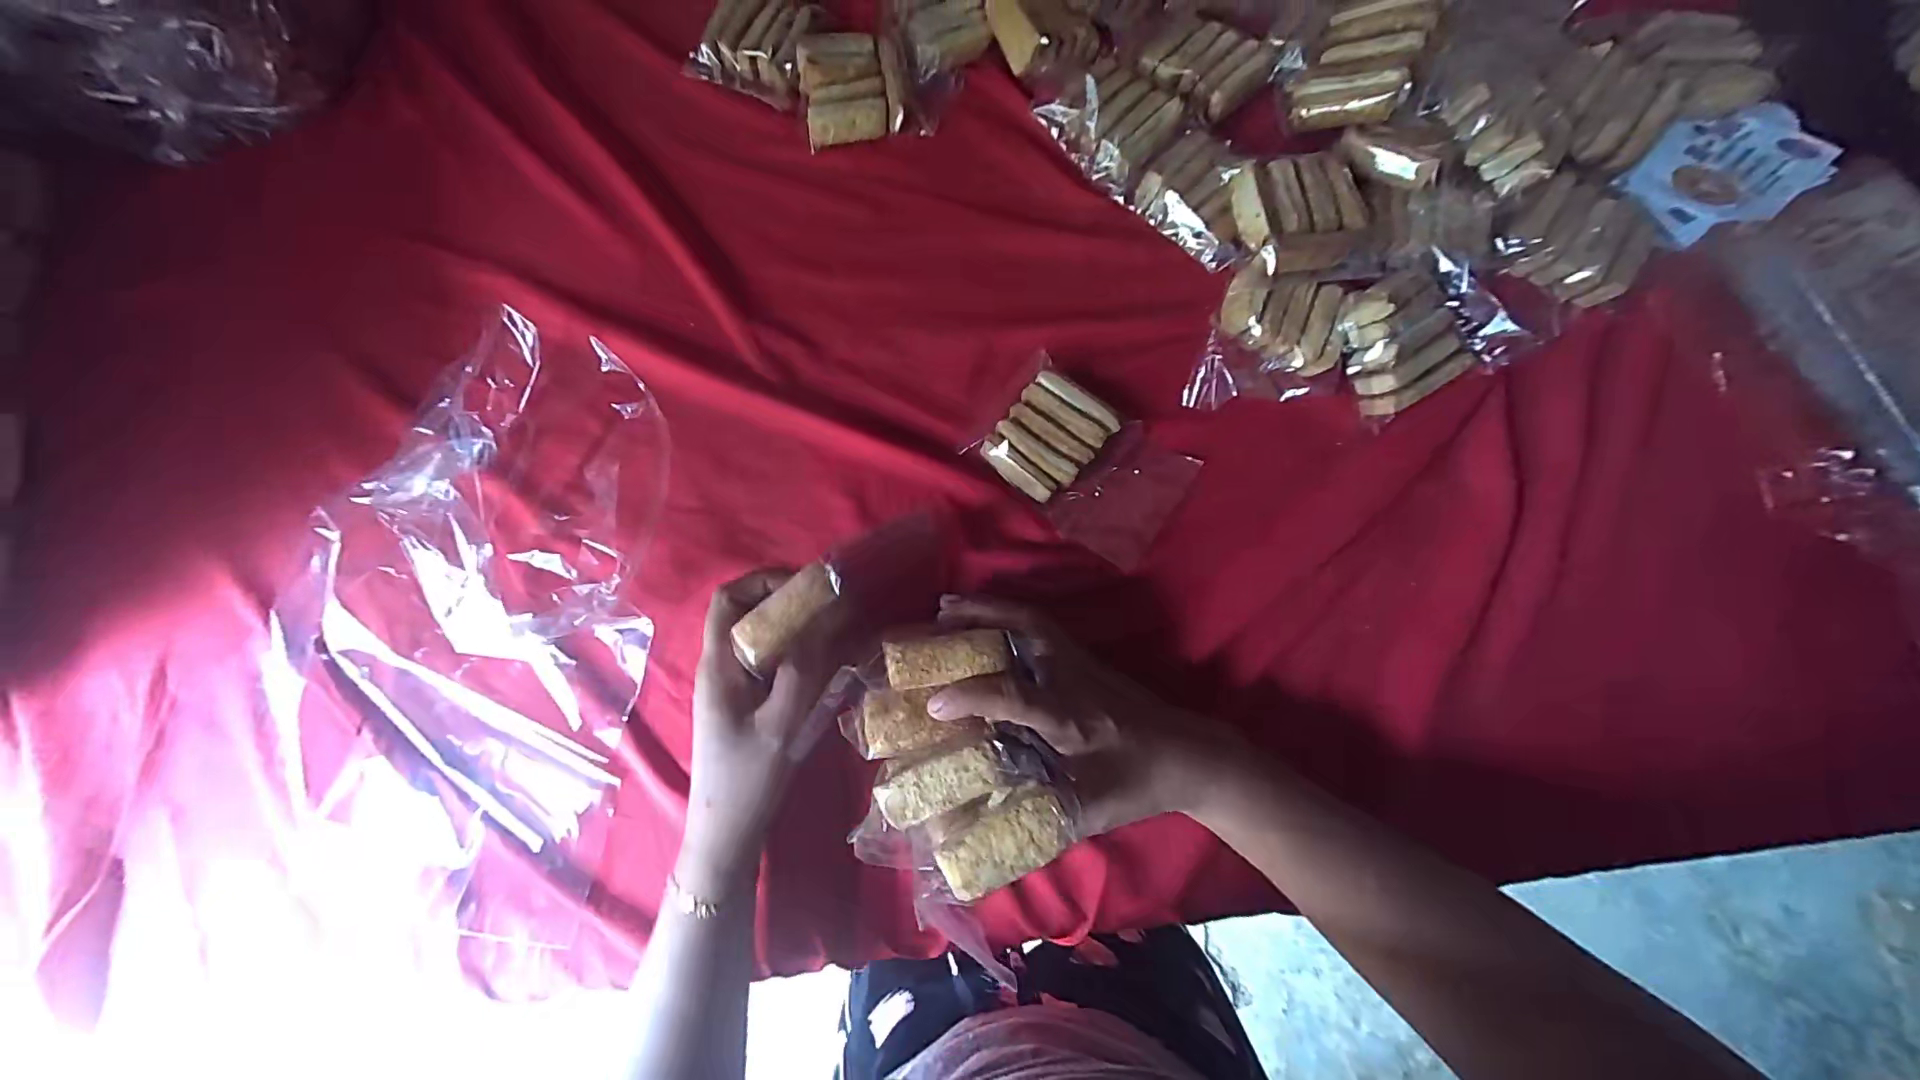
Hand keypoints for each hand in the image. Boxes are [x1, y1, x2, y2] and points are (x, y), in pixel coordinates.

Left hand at [679, 569, 843, 898]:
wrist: (727, 831)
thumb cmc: (748, 779)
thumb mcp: (781, 726)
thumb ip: (801, 673)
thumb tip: (824, 625)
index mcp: (718, 665)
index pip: (728, 598)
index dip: (763, 580)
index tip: (805, 587)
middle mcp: (718, 666)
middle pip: (744, 611)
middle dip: (786, 599)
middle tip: (828, 606)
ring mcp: (729, 684)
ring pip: (757, 634)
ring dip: (791, 624)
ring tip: (831, 628)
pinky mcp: (742, 701)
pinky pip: (766, 659)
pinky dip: (792, 649)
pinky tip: (821, 661)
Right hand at [926, 595, 1248, 835]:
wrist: (1189, 754)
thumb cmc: (1138, 783)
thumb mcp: (1091, 809)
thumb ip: (1039, 815)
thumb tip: (985, 834)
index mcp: (1071, 718)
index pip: (1017, 697)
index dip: (973, 697)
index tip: (934, 703)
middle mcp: (1072, 678)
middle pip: (1025, 629)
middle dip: (977, 617)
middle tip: (935, 616)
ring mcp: (1081, 661)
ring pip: (1031, 619)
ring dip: (989, 609)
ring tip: (951, 607)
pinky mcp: (1085, 658)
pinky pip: (1038, 625)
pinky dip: (1007, 615)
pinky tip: (988, 621)